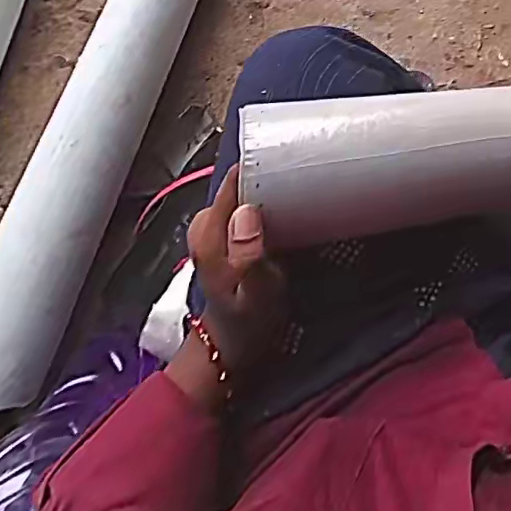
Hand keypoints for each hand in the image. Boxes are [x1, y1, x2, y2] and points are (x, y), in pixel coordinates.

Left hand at [169, 173, 285, 409]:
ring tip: (300, 188)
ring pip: (244, 191)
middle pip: (239, 182)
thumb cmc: (248, 321)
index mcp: (208, 232)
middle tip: (304, 177)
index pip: (233, 181)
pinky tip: (286, 206)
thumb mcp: (255, 294)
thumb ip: (249, 256)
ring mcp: (214, 227)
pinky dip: (265, 201)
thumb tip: (247, 212)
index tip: (292, 165)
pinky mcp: (226, 233)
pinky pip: (246, 203)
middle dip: (268, 175)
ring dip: (269, 187)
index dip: (261, 169)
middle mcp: (206, 223)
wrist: (235, 345)